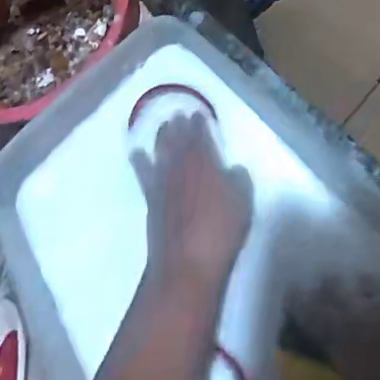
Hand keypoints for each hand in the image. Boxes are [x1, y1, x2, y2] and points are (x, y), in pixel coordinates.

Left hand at [132, 112, 252, 288]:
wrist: (185, 265)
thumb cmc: (221, 234)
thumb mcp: (243, 205)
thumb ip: (240, 181)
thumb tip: (234, 168)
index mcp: (206, 163)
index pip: (202, 136)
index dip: (200, 123)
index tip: (198, 113)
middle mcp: (182, 166)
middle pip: (179, 139)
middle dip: (180, 125)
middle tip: (179, 113)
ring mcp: (164, 182)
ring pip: (161, 151)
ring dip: (162, 136)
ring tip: (163, 125)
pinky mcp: (151, 199)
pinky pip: (143, 174)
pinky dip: (139, 161)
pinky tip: (136, 152)